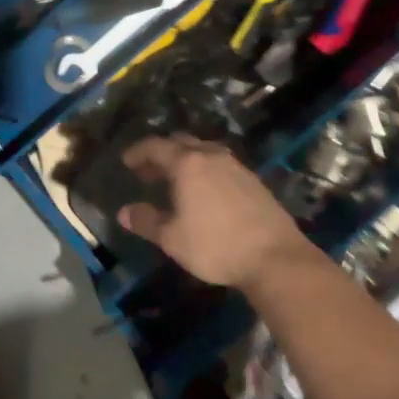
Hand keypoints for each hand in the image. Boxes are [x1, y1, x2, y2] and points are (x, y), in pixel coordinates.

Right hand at [115, 136, 316, 290]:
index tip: (126, 160)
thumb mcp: (172, 239)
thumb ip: (147, 221)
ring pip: (204, 151)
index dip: (138, 151)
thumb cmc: (215, 245)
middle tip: (148, 171)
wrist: (274, 256)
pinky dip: (205, 169)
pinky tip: (205, 191)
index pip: (156, 146)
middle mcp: (211, 156)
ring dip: (186, 159)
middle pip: (181, 143)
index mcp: (187, 164)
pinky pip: (220, 164)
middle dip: (162, 153)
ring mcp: (236, 166)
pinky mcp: (253, 180)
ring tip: (175, 179)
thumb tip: (124, 211)